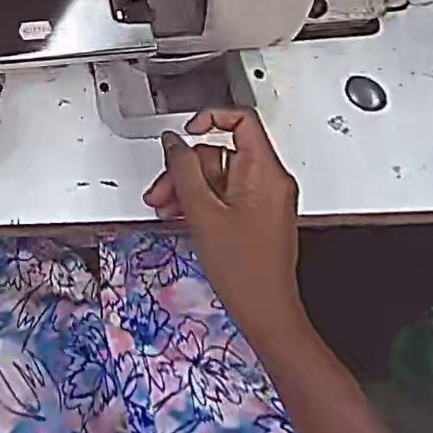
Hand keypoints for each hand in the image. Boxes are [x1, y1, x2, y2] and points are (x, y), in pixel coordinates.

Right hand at [143, 108, 303, 336]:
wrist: (266, 315)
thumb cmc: (244, 271)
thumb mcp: (202, 212)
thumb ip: (183, 169)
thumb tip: (173, 141)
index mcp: (265, 171)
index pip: (242, 119)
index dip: (211, 117)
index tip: (188, 131)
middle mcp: (269, 179)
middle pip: (221, 152)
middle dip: (186, 169)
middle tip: (164, 188)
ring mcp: (263, 198)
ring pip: (218, 175)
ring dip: (188, 188)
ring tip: (166, 208)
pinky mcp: (256, 214)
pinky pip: (224, 194)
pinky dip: (201, 201)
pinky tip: (181, 215)